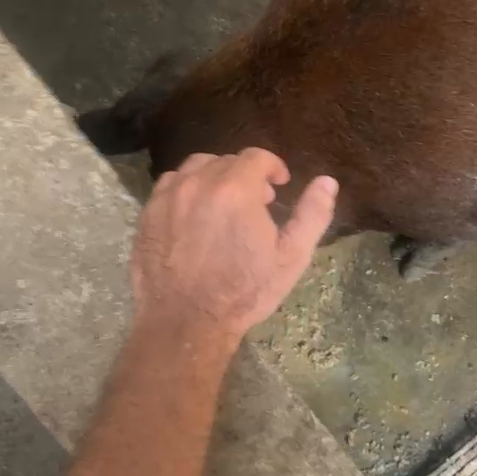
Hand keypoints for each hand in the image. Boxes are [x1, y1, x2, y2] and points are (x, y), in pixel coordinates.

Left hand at [130, 150, 336, 353]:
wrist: (187, 319)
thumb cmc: (246, 290)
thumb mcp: (291, 257)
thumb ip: (312, 215)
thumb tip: (327, 182)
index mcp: (237, 190)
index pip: (256, 157)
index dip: (273, 166)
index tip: (280, 185)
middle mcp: (199, 183)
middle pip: (226, 161)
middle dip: (247, 176)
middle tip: (259, 203)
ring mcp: (169, 196)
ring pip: (196, 168)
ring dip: (217, 178)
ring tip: (226, 206)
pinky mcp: (148, 212)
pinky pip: (171, 185)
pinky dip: (190, 190)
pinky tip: (198, 215)